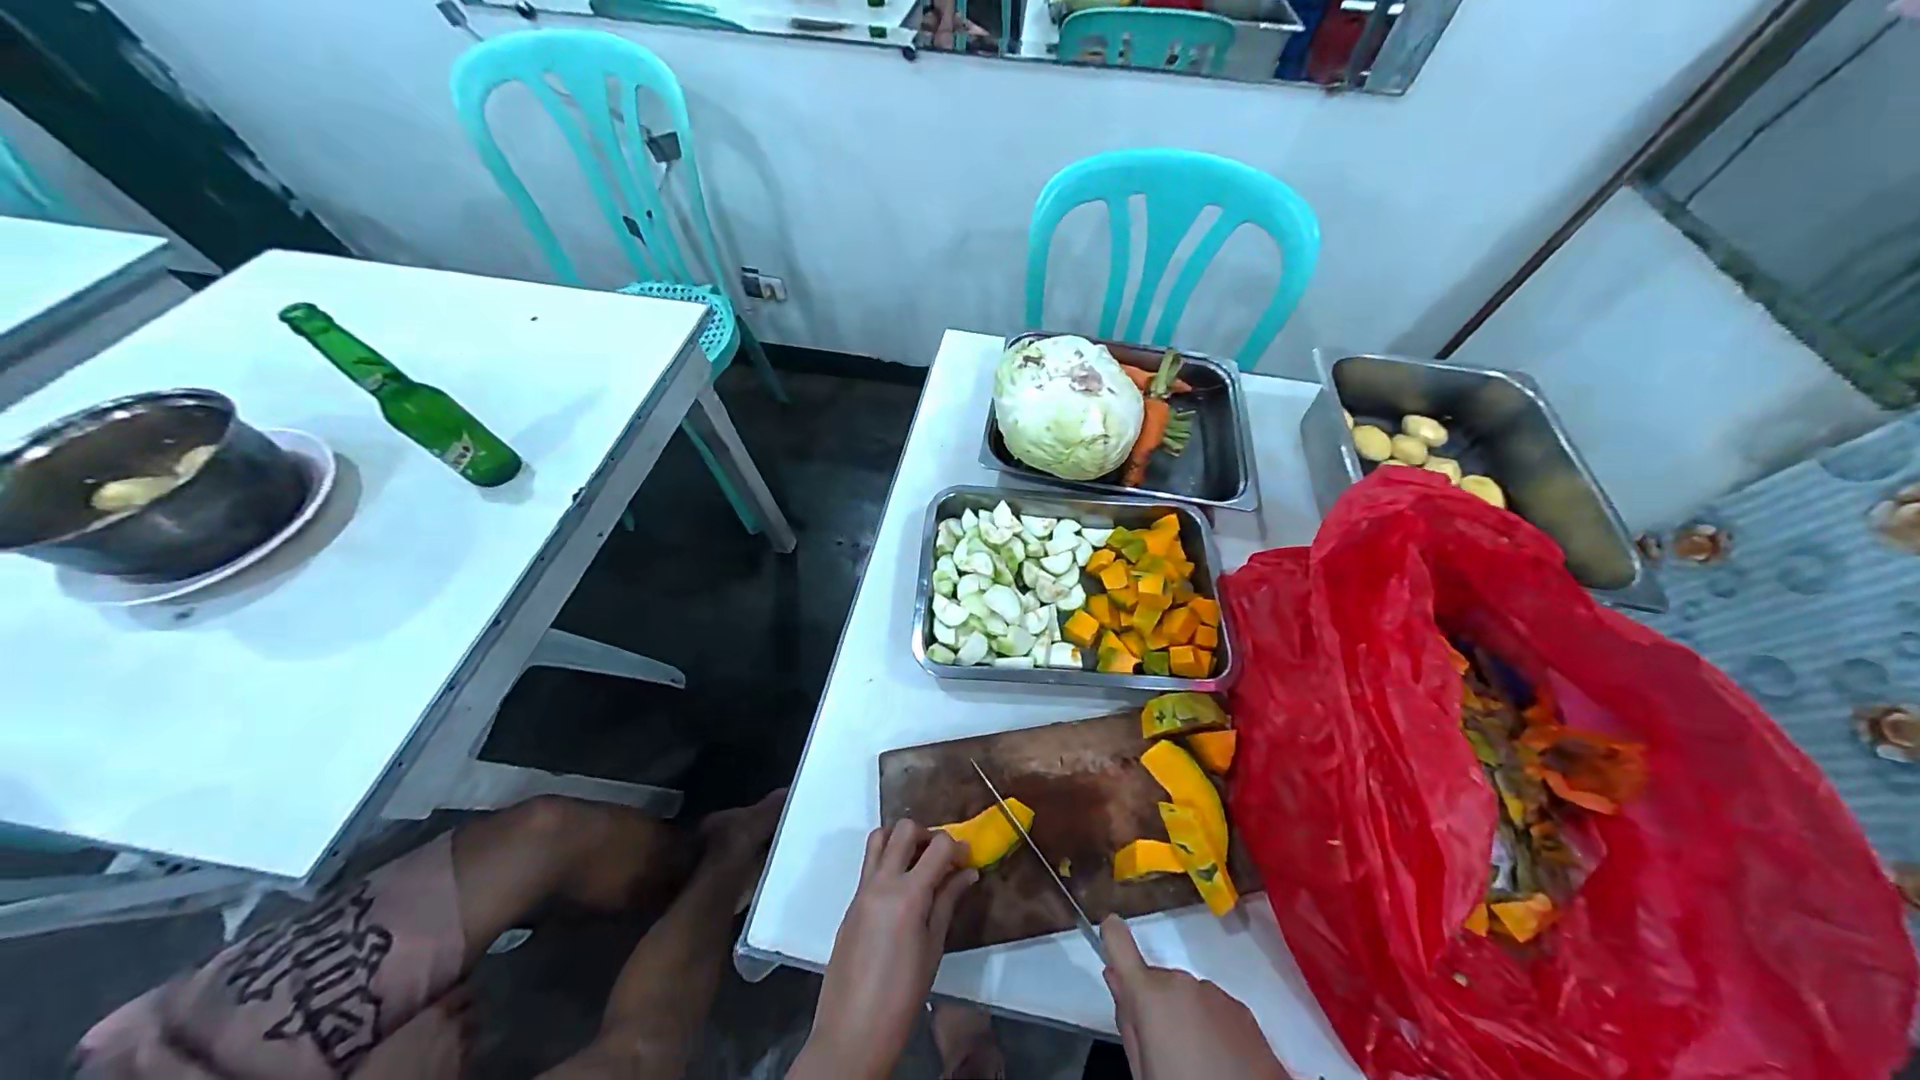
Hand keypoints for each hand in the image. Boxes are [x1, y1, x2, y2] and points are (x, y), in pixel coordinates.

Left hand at [790, 821, 976, 1079]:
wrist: (853, 1029)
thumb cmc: (902, 995)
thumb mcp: (933, 947)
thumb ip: (948, 901)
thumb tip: (967, 873)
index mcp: (907, 895)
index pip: (938, 846)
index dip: (958, 847)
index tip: (969, 860)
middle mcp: (881, 882)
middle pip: (905, 830)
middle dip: (929, 835)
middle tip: (943, 859)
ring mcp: (862, 890)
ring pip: (880, 838)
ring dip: (902, 840)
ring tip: (920, 865)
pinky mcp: (851, 902)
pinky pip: (870, 864)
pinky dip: (888, 860)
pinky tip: (904, 889)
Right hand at [1100, 915, 1290, 1079]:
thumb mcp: (1143, 1070)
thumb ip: (1126, 1021)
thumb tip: (1115, 979)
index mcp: (1150, 994)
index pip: (1119, 941)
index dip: (1111, 935)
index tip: (1108, 934)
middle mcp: (1182, 982)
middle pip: (1156, 981)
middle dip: (1155, 1004)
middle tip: (1163, 1047)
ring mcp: (1215, 994)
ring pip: (1186, 995)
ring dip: (1185, 1016)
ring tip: (1197, 1061)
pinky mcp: (1244, 1011)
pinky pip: (1213, 1009)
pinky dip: (1211, 1026)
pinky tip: (1220, 1062)